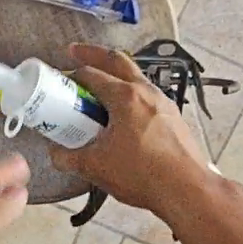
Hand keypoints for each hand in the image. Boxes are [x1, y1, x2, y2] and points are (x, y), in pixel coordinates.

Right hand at [50, 43, 213, 219]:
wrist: (187, 190)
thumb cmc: (144, 174)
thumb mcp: (95, 167)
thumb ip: (68, 157)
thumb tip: (56, 153)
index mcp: (125, 97)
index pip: (91, 74)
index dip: (69, 75)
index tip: (58, 81)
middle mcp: (146, 92)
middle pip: (117, 61)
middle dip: (93, 54)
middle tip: (75, 53)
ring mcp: (163, 103)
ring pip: (135, 78)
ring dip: (114, 76)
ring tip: (98, 89)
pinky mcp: (173, 118)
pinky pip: (146, 98)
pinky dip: (129, 97)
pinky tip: (121, 116)